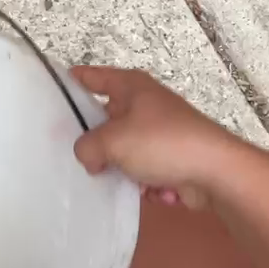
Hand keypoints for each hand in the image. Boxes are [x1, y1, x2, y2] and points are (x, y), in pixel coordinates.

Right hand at [71, 67, 245, 207]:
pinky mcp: (176, 158)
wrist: (218, 173)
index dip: (70, 82)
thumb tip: (88, 157)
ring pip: (126, 149)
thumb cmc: (162, 144)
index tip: (50, 94)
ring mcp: (162, 132)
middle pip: (107, 119)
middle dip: (97, 141)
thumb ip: (86, 148)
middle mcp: (146, 104)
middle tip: (81, 154)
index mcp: (131, 86)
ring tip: (124, 180)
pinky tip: (154, 190)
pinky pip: (147, 169)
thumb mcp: (111, 142)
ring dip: (124, 168)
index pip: (91, 76)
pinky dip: (148, 182)